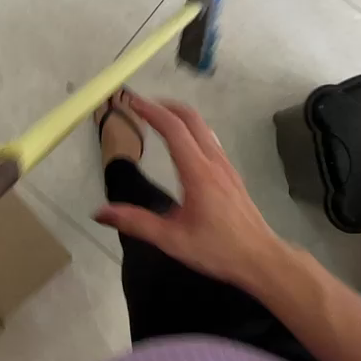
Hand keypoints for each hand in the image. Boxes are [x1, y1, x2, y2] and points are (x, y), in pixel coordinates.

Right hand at [94, 94, 288, 289]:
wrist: (260, 258)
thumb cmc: (218, 250)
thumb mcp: (172, 240)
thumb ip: (136, 223)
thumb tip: (100, 213)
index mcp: (198, 173)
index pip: (174, 129)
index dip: (151, 111)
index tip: (132, 101)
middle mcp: (213, 161)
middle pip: (191, 118)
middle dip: (164, 106)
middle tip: (141, 105)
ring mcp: (225, 165)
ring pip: (202, 127)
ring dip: (179, 116)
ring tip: (157, 119)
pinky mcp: (231, 173)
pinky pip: (209, 139)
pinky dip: (191, 129)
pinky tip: (182, 142)